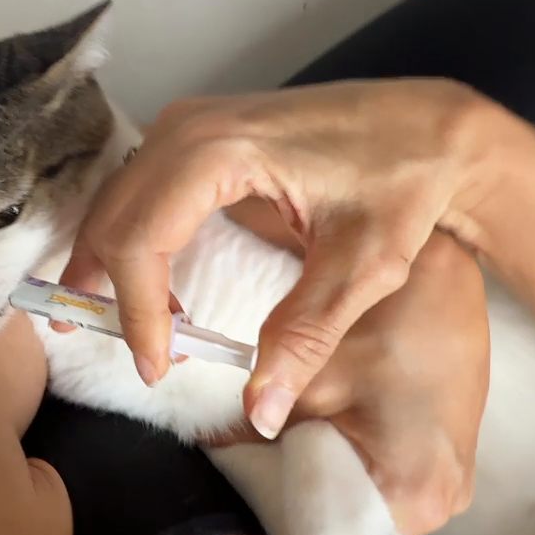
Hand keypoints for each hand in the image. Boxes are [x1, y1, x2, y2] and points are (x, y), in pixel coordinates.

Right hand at [61, 80, 498, 437]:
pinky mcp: (189, 130)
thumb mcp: (361, 269)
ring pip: (114, 203)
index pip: (141, 239)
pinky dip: (131, 239)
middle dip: (105, 291)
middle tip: (127, 352)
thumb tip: (261, 412)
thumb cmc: (403, 185)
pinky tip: (150, 282)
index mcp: (218, 152)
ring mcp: (183, 123)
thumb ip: (302, 339)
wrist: (429, 126)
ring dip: (111, 266)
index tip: (154, 367)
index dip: (136, 311)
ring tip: (130, 325)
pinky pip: (136, 189)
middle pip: (113, 219)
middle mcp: (185, 127)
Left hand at [203, 220, 489, 534]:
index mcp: (415, 494)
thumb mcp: (312, 369)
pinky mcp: (438, 457)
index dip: (268, 499)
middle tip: (236, 448)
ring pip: (351, 490)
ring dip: (307, 464)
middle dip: (283, 482)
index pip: (320, 529)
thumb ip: (260, 415)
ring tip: (268, 427)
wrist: (442, 268)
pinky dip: (333, 450)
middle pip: (338, 514)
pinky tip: (302, 420)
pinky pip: (373, 471)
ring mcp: (446, 483)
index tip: (229, 472)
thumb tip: (210, 447)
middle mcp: (441, 505)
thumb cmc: (385, 313)